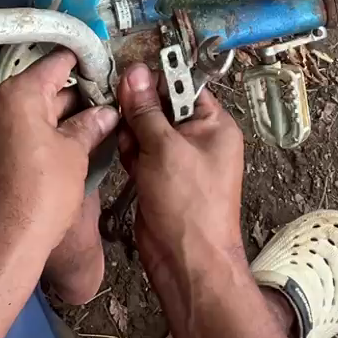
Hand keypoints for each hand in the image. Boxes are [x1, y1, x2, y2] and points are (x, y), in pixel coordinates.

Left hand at [0, 50, 118, 263]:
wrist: (4, 243)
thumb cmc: (41, 193)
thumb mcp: (75, 152)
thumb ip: (90, 125)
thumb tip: (107, 113)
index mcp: (19, 93)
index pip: (56, 62)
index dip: (84, 61)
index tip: (104, 65)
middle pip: (44, 85)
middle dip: (76, 94)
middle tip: (107, 100)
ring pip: (34, 108)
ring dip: (62, 114)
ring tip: (97, 121)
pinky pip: (21, 126)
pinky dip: (44, 129)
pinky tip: (71, 139)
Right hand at [115, 61, 245, 292]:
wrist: (186, 264)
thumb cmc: (190, 207)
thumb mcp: (165, 148)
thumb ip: (146, 110)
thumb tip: (134, 73)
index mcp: (214, 124)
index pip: (183, 85)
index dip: (157, 79)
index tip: (130, 74)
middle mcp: (198, 138)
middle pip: (161, 105)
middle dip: (140, 108)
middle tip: (123, 112)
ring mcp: (177, 158)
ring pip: (145, 127)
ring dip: (132, 132)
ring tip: (129, 147)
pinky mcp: (158, 175)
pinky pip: (139, 150)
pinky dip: (129, 152)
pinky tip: (127, 161)